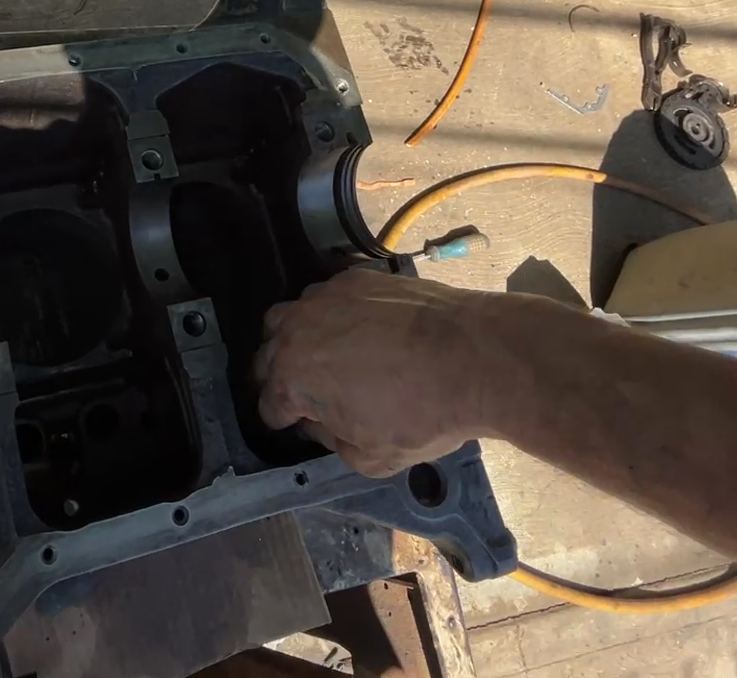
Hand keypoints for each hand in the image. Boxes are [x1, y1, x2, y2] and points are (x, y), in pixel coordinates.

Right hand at [254, 269, 523, 476]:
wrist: (472, 355)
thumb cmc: (422, 413)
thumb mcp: (373, 458)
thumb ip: (334, 443)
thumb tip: (324, 424)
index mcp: (291, 379)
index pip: (268, 405)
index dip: (284, 421)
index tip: (303, 425)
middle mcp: (294, 332)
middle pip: (265, 356)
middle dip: (279, 377)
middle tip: (309, 392)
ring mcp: (321, 299)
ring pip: (288, 317)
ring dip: (295, 337)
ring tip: (324, 352)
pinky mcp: (351, 279)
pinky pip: (326, 296)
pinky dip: (333, 313)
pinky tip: (361, 327)